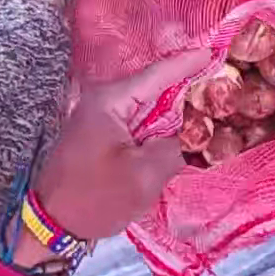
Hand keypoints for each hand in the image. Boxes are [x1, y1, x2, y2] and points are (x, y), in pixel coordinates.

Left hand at [23, 49, 213, 264]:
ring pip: (150, 105)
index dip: (189, 62)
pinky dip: (163, 123)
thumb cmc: (95, 198)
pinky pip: (140, 121)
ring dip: (177, 106)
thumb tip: (201, 134)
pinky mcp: (103, 134)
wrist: (52, 226)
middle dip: (188, 83)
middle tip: (223, 78)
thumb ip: (177, 148)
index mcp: (111, 100)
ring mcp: (102, 117)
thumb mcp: (143, 176)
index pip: (158, 74)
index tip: (215, 50)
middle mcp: (105, 100)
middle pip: (155, 86)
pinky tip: (185, 127)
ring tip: (212, 100)